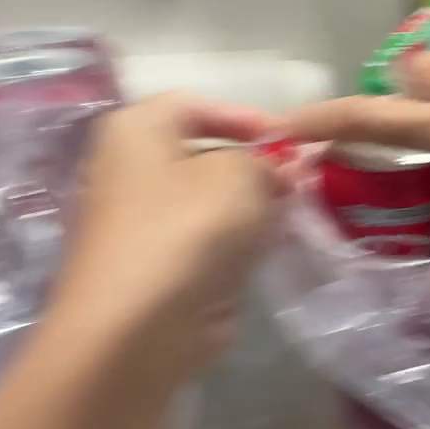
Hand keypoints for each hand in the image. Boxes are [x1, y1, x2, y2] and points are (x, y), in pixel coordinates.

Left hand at [51, 93, 281, 366]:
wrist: (140, 324)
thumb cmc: (189, 228)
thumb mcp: (243, 174)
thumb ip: (269, 161)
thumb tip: (282, 167)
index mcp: (136, 131)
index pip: (196, 104)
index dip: (249, 116)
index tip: (293, 142)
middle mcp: (129, 168)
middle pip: (203, 152)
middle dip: (257, 164)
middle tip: (300, 181)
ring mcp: (140, 220)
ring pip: (209, 198)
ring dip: (252, 203)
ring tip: (293, 213)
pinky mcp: (157, 262)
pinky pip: (206, 236)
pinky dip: (237, 238)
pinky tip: (267, 247)